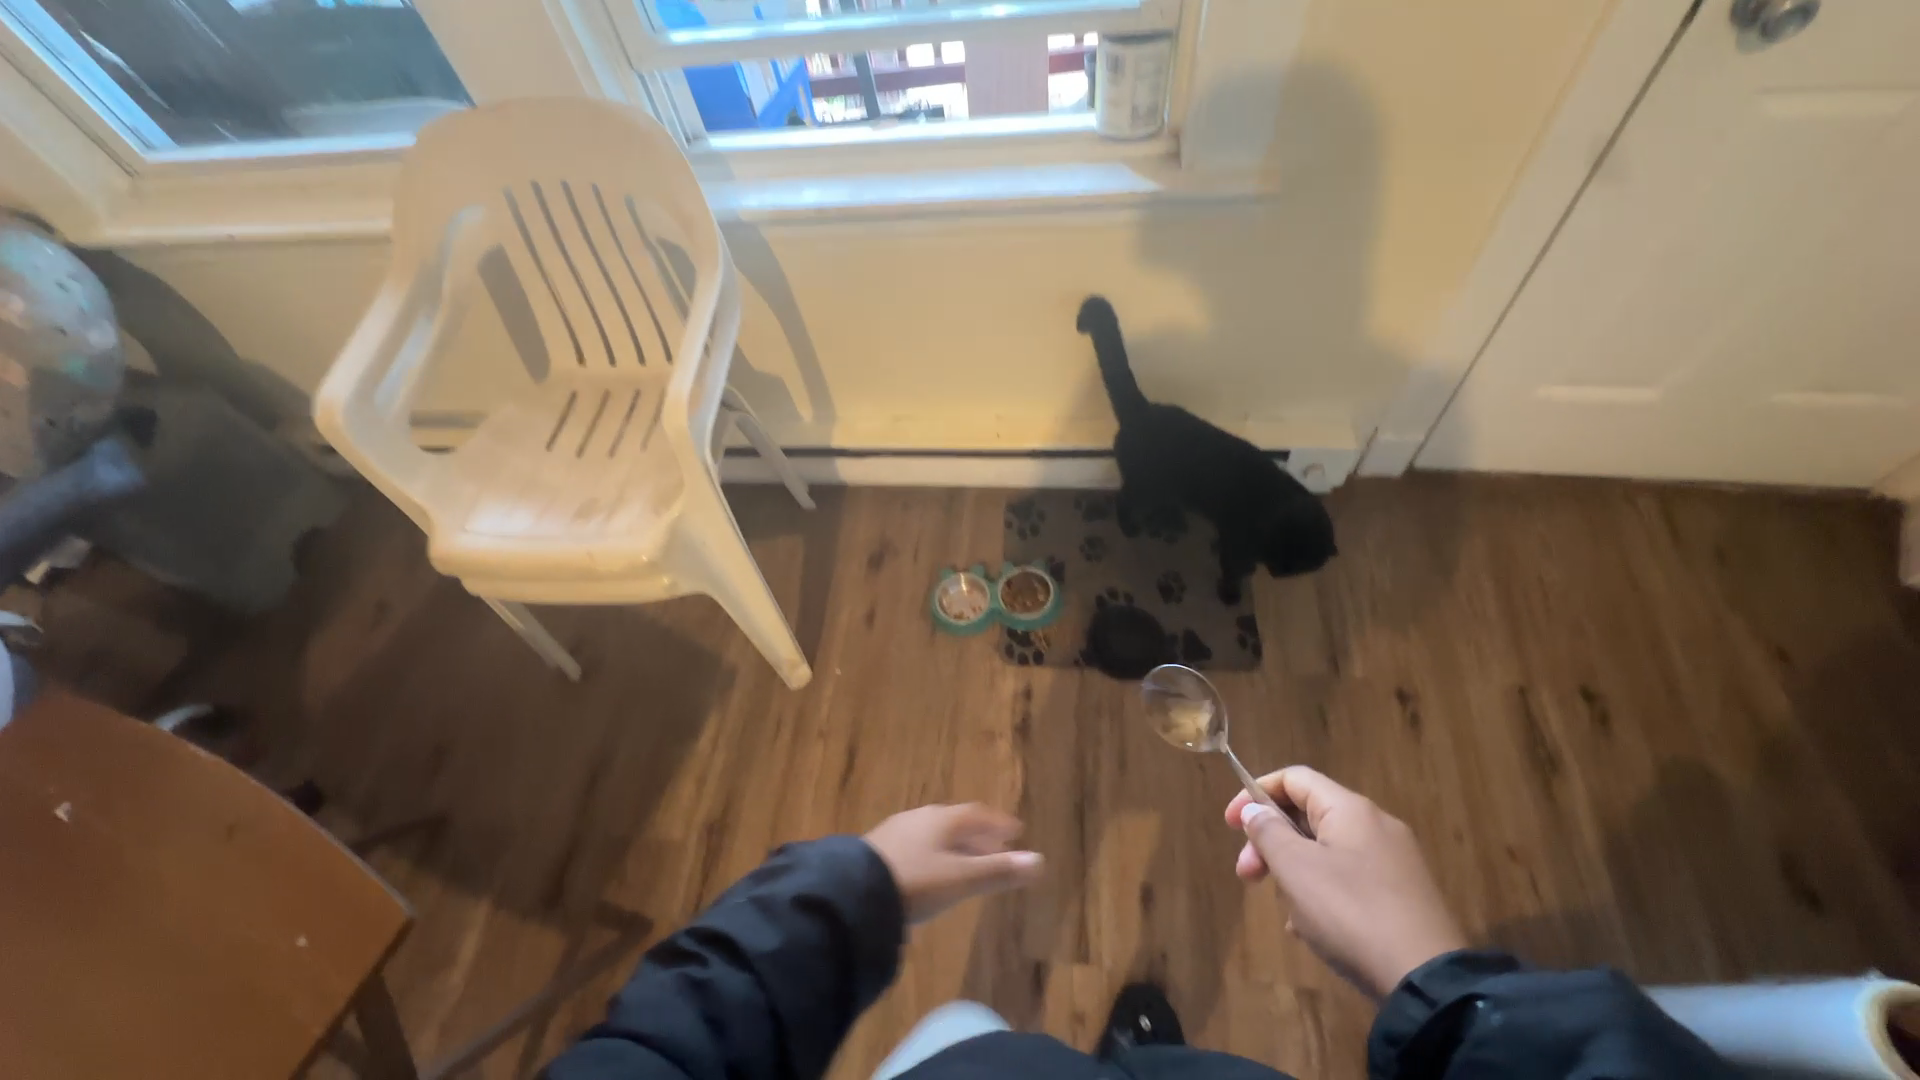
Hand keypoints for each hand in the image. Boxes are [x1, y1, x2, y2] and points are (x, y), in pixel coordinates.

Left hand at [864, 804, 1044, 922]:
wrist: (853, 894)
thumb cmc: (915, 882)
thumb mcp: (961, 880)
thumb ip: (999, 871)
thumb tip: (1040, 861)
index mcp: (943, 819)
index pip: (978, 813)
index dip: (998, 823)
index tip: (1016, 832)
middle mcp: (920, 818)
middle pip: (956, 822)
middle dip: (978, 835)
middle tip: (997, 848)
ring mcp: (896, 832)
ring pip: (934, 834)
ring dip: (955, 846)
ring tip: (967, 862)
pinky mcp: (877, 851)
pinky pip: (916, 846)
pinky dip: (933, 855)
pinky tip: (931, 873)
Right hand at [1226, 767, 1466, 999]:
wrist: (1427, 982)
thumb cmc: (1350, 912)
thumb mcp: (1296, 868)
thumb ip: (1268, 831)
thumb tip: (1256, 809)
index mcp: (1350, 809)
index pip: (1294, 778)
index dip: (1256, 793)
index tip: (1231, 826)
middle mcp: (1376, 826)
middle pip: (1308, 815)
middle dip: (1270, 840)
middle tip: (1247, 876)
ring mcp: (1394, 862)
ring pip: (1326, 850)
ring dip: (1293, 870)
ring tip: (1284, 910)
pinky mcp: (1402, 896)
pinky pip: (1348, 879)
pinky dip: (1321, 891)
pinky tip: (1310, 927)